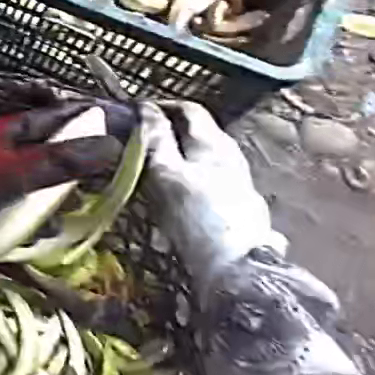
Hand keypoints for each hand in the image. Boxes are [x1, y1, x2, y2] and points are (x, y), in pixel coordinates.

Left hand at [0, 102, 130, 268]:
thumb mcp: (17, 175)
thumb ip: (60, 161)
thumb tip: (108, 146)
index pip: (46, 118)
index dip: (76, 120)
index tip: (106, 125)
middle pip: (37, 145)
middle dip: (67, 154)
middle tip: (98, 168)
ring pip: (24, 170)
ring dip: (48, 182)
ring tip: (74, 195)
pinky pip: (10, 194)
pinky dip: (29, 202)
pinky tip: (40, 219)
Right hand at [140, 101, 285, 297]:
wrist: (238, 269)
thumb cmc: (196, 217)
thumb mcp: (166, 174)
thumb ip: (155, 140)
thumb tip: (145, 109)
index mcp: (213, 143)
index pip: (188, 109)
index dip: (160, 106)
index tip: (134, 112)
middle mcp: (231, 155)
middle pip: (199, 130)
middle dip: (170, 128)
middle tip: (139, 138)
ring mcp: (239, 180)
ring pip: (206, 153)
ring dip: (180, 151)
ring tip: (155, 163)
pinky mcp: (241, 203)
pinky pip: (211, 174)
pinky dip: (191, 171)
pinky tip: (178, 189)